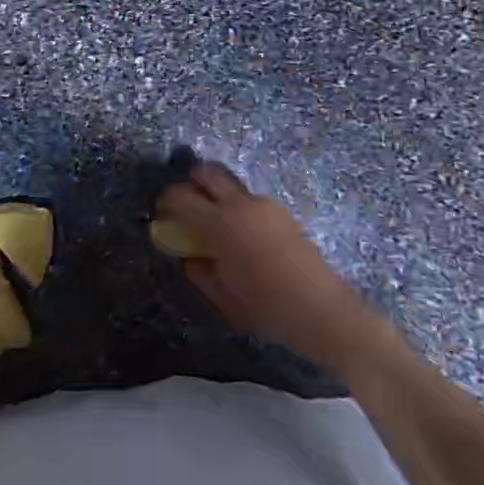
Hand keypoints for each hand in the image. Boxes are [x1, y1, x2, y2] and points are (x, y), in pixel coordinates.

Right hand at [157, 163, 390, 363]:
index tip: (160, 212)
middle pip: (208, 173)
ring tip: (215, 226)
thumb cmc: (266, 307)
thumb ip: (199, 271)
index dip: (165, 201)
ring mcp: (266, 206)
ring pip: (232, 186)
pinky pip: (250, 202)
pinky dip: (237, 209)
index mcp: (220, 223)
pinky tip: (242, 237)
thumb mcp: (221, 296)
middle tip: (184, 205)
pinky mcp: (283, 215)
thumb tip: (190, 256)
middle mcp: (242, 205)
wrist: (323, 311)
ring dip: (217, 196)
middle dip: (190, 182)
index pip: (181, 196)